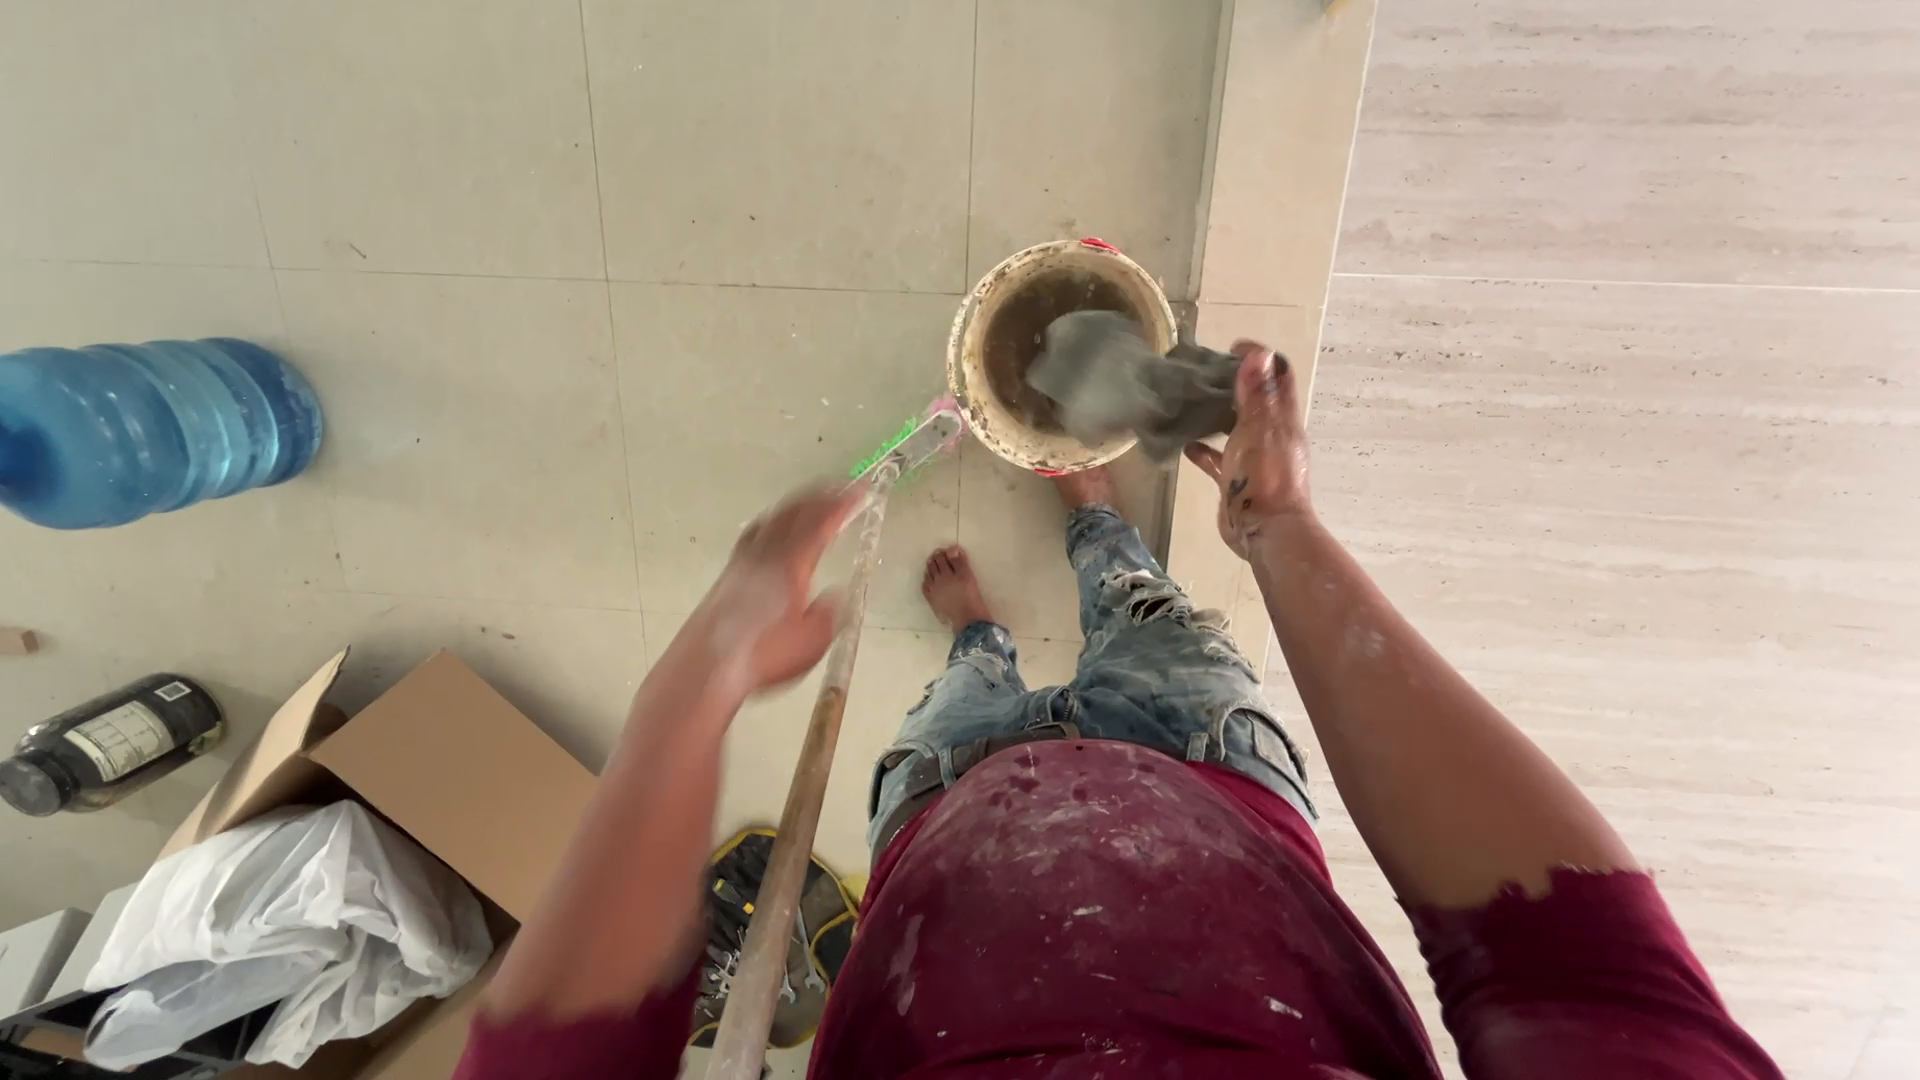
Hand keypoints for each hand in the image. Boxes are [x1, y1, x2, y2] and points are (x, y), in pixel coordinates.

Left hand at [688, 483, 862, 696]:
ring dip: (797, 504)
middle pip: (794, 510)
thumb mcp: (811, 642)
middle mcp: (766, 553)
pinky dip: (775, 521)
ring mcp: (744, 560)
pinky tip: (774, 531)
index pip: (820, 522)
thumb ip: (828, 614)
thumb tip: (836, 597)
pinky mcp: (730, 573)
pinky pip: (756, 532)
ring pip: (773, 518)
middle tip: (841, 489)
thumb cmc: (763, 656)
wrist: (706, 668)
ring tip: (812, 503)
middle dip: (820, 495)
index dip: (841, 504)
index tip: (860, 492)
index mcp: (791, 564)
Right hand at [1183, 342, 1313, 558]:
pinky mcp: (1236, 480)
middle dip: (1234, 383)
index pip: (1278, 375)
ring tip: (1191, 404)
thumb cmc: (1263, 476)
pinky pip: (1219, 459)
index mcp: (1282, 419)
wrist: (1264, 529)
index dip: (1260, 357)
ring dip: (1217, 415)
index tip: (1232, 347)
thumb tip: (1257, 354)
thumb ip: (1256, 394)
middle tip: (1203, 374)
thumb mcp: (1258, 429)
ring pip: (1236, 428)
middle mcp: (1272, 435)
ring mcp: (1255, 459)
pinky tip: (1185, 444)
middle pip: (1256, 400)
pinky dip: (1204, 449)